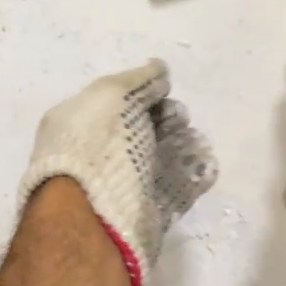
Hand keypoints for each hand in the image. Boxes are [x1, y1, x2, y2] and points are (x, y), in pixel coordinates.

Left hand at [18, 60, 216, 285]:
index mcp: (77, 125)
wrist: (92, 217)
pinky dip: (191, 178)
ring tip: (199, 141)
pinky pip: (171, 192)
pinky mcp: (142, 217)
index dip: (140, 96)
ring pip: (156, 162)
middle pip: (137, 133)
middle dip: (165, 122)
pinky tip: (208, 166)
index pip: (112, 104)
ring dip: (182, 149)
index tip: (166, 92)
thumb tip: (158, 69)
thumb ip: (137, 81)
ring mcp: (118, 188)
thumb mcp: (110, 95)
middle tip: (184, 117)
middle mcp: (94, 155)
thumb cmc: (95, 145)